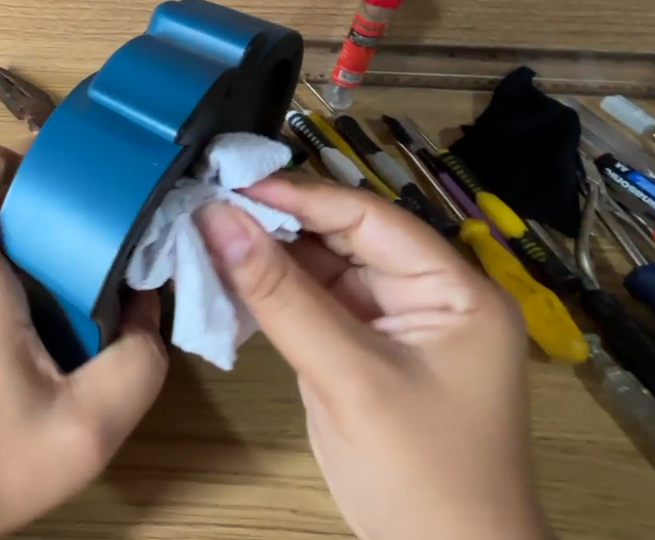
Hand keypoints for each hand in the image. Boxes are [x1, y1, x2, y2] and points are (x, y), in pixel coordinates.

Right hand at [196, 176, 549, 539]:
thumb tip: (214, 216)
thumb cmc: (419, 473)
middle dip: (273, 220)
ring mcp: (385, 320)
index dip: (297, 196)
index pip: (367, 218)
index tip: (228, 182)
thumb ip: (280, 294)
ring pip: (314, 264)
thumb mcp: (349, 377)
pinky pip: (303, 298)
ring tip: (202, 228)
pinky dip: (262, 286)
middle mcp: (422, 293)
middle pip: (338, 235)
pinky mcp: (352, 346)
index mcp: (453, 289)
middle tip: (205, 200)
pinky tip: (220, 272)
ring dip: (261, 251)